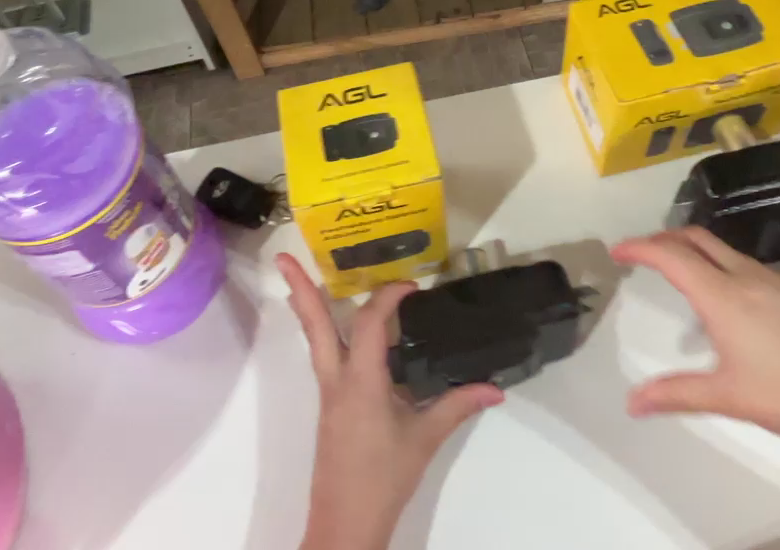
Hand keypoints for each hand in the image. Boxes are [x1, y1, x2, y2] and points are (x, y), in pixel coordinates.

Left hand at [279, 254, 503, 549]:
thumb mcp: (425, 439)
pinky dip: (325, 333)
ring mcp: (328, 393)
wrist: (345, 523)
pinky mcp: (330, 406)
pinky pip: (323, 357)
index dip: (388, 296)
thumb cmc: (384, 478)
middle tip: (283, 256)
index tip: (411, 285)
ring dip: (306, 307)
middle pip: (314, 325)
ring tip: (296, 278)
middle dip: (300, 289)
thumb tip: (496, 388)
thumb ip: (458, 406)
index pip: (370, 323)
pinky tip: (337, 329)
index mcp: (361, 381)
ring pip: (314, 340)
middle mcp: (337, 379)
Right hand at [612, 228, 779, 461]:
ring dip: (696, 252)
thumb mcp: (729, 398)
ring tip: (684, 277)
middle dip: (665, 238)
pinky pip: (751, 267)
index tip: (617, 250)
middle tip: (644, 254)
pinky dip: (725, 268)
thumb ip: (677, 394)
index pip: (671, 256)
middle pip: (697, 239)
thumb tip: (632, 403)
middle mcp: (748, 277)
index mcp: (723, 296)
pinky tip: (735, 305)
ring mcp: (779, 282)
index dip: (639, 248)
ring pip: (726, 251)